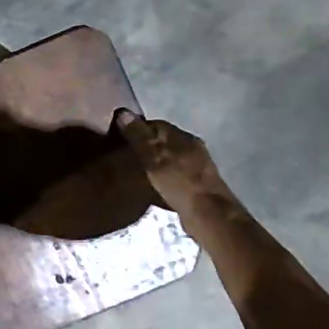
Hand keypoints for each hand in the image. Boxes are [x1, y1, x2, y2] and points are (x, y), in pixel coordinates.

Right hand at [112, 109, 238, 225]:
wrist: (209, 215)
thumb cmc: (179, 182)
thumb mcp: (153, 157)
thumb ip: (138, 136)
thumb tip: (123, 112)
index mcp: (183, 137)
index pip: (156, 125)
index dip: (137, 130)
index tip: (120, 139)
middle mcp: (192, 149)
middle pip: (163, 142)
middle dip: (145, 147)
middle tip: (125, 157)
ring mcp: (197, 168)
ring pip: (169, 160)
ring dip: (155, 164)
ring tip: (135, 173)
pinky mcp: (197, 186)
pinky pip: (174, 176)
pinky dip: (163, 179)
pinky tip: (152, 188)